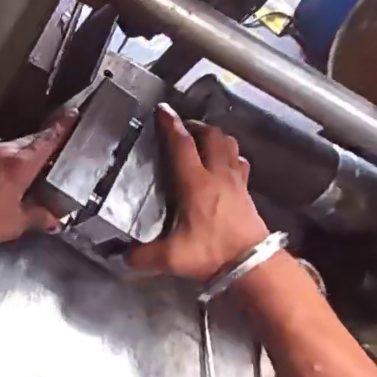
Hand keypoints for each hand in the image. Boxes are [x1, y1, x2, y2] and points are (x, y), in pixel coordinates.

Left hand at [0, 110, 77, 253]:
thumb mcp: (15, 224)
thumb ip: (38, 217)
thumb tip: (55, 219)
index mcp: (18, 164)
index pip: (47, 139)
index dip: (62, 127)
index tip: (72, 115)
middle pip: (27, 142)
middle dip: (40, 148)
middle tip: (51, 157)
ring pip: (6, 149)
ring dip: (16, 158)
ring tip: (21, 177)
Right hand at [130, 104, 270, 279]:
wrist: (251, 265)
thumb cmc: (212, 254)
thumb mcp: (171, 258)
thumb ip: (144, 256)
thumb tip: (126, 256)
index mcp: (195, 184)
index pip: (182, 145)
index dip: (170, 125)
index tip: (163, 110)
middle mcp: (217, 175)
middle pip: (211, 135)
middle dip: (196, 126)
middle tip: (182, 128)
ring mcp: (236, 182)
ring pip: (230, 145)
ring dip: (216, 137)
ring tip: (202, 140)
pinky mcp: (247, 192)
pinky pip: (240, 163)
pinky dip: (231, 156)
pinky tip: (225, 164)